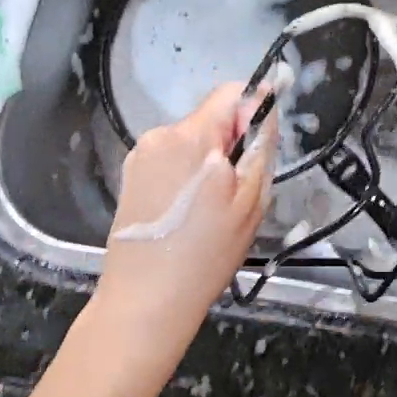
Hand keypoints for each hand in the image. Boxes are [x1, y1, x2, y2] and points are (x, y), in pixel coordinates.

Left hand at [93, 84, 277, 353]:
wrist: (144, 303)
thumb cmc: (206, 253)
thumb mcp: (250, 199)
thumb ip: (259, 144)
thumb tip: (265, 102)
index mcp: (191, 135)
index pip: (232, 93)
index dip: (254, 113)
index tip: (257, 152)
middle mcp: (160, 135)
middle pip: (211, 120)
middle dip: (231, 146)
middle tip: (237, 193)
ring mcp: (141, 157)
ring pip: (193, 143)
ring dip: (209, 165)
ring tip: (211, 212)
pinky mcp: (132, 178)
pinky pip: (173, 162)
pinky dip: (187, 179)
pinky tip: (188, 217)